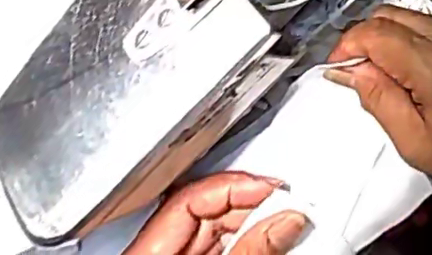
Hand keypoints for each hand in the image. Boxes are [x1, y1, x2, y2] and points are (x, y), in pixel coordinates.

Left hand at [124, 172, 307, 254]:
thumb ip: (250, 251)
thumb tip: (288, 216)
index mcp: (144, 252)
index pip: (192, 194)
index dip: (238, 184)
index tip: (276, 186)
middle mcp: (149, 252)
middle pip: (203, 210)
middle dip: (250, 205)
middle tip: (287, 207)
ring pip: (210, 232)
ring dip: (250, 226)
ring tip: (282, 226)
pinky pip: (211, 250)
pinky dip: (241, 246)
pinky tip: (264, 245)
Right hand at [325, 8, 431, 198]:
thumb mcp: (416, 142)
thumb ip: (378, 99)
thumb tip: (350, 72)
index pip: (376, 34)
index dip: (348, 47)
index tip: (337, 66)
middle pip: (385, 16)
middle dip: (360, 39)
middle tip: (352, 72)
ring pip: (400, 15)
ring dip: (380, 38)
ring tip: (379, 76)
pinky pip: (418, 21)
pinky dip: (400, 38)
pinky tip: (402, 68)